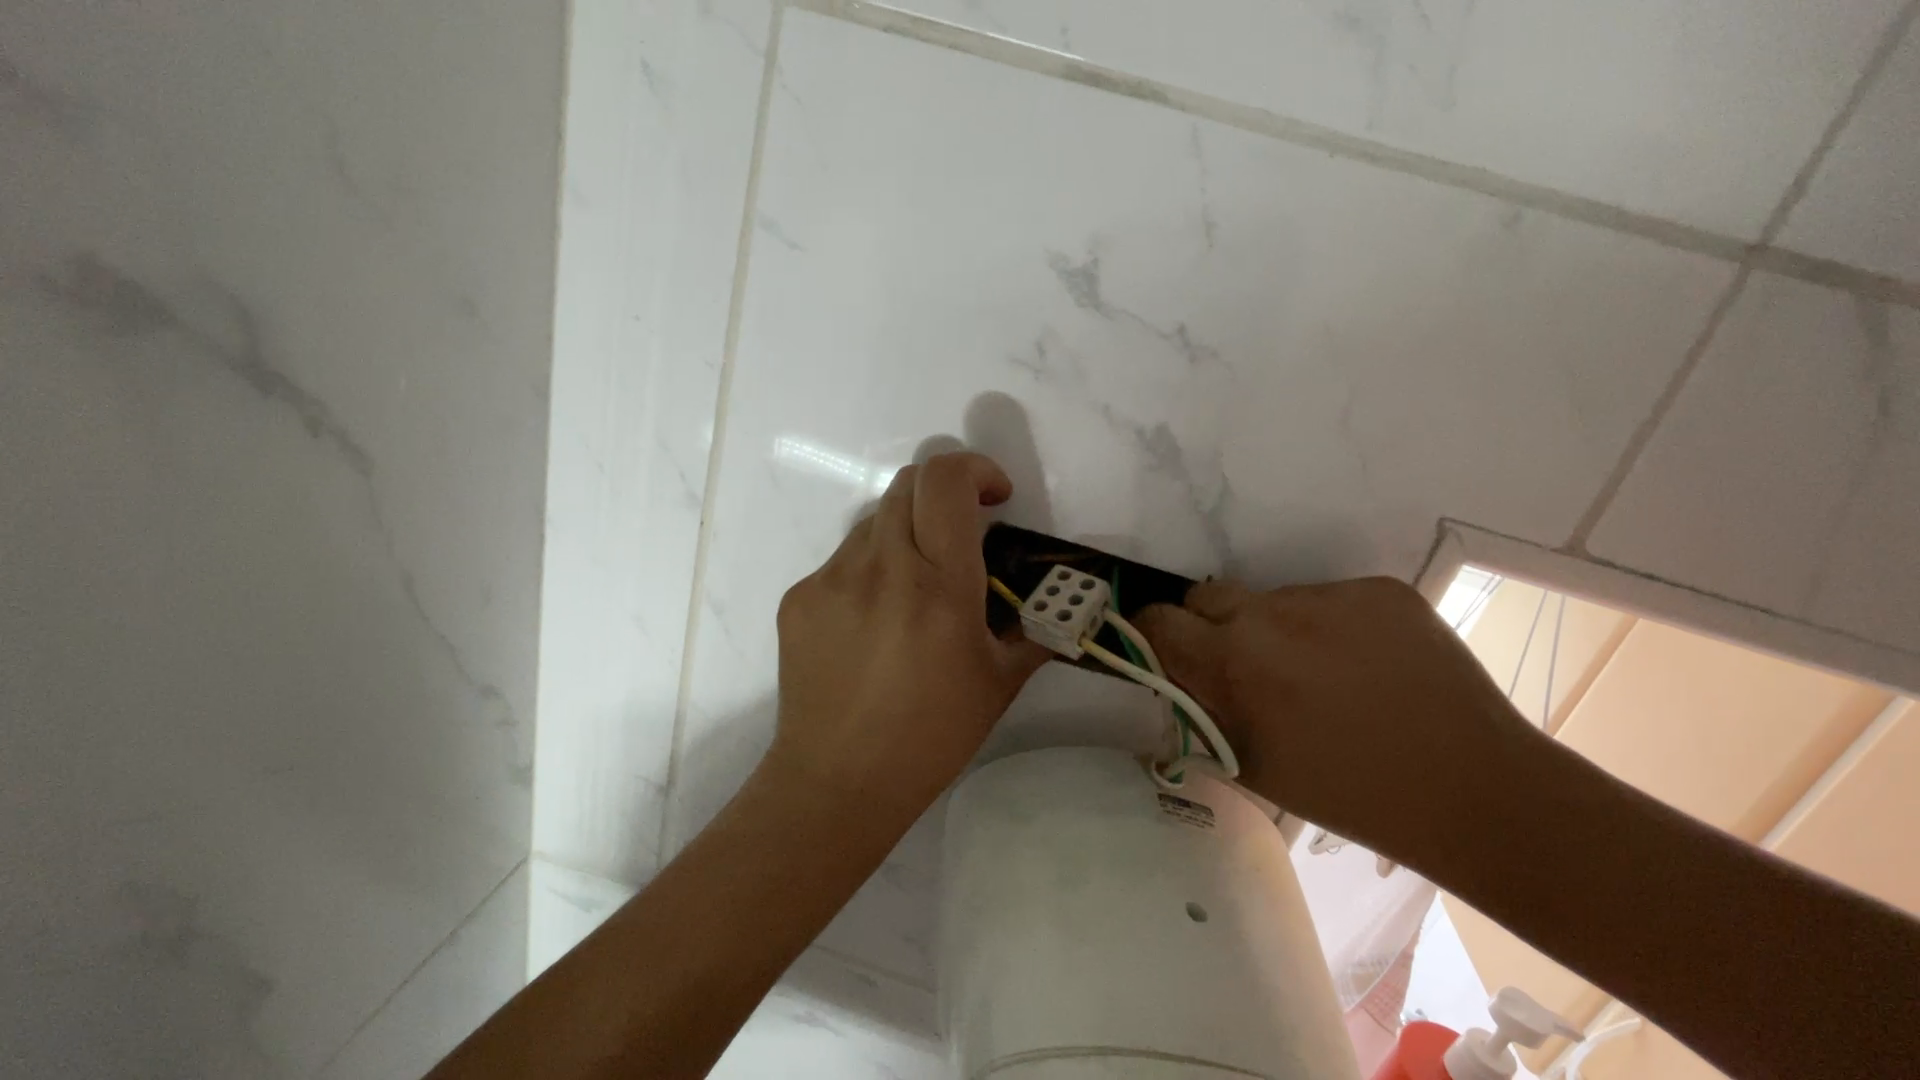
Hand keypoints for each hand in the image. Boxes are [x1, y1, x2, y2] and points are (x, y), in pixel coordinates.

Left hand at [767, 452, 1052, 818]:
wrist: (838, 779)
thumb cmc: (931, 736)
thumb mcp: (998, 684)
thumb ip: (1035, 630)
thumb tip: (1064, 604)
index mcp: (940, 585)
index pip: (947, 480)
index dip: (976, 469)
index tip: (995, 498)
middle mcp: (882, 567)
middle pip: (909, 484)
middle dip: (943, 495)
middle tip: (960, 536)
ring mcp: (832, 579)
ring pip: (874, 521)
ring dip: (905, 534)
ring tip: (914, 591)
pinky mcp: (799, 597)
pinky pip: (841, 561)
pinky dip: (868, 571)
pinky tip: (873, 625)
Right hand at [1135, 577, 1536, 851]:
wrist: (1472, 788)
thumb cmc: (1349, 795)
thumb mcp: (1250, 766)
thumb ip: (1199, 714)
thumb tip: (1170, 683)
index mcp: (1233, 661)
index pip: (1157, 620)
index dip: (1152, 637)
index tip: (1164, 655)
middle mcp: (1271, 612)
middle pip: (1206, 596)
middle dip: (1208, 627)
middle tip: (1241, 669)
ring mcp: (1330, 594)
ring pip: (1272, 600)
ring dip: (1275, 630)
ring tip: (1321, 676)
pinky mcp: (1379, 588)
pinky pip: (1330, 599)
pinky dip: (1332, 627)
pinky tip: (1366, 667)